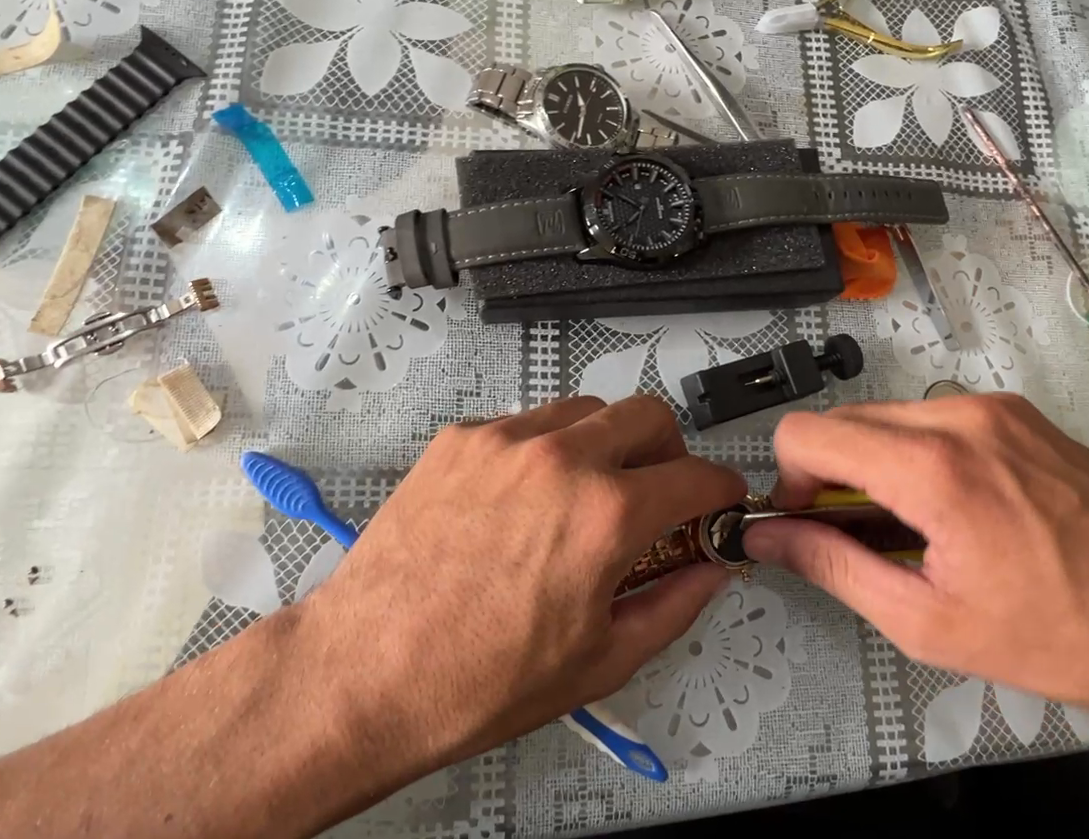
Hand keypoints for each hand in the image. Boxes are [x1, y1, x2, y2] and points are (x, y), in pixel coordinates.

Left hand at [300, 395, 744, 766]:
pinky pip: (524, 423)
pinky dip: (545, 448)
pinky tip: (527, 497)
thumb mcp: (601, 661)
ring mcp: (502, 442)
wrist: (368, 671)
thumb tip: (708, 573)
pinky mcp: (458, 441)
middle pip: (647, 414)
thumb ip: (674, 605)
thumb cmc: (475, 679)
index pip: (695, 476)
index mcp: (604, 515)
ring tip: (589, 494)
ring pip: (585, 409)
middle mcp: (557, 461)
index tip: (718, 501)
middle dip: (669, 450)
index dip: (720, 490)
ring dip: (606, 443)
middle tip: (659, 492)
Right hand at [741, 393, 1088, 736]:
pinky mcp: (1025, 417)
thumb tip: (770, 538)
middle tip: (856, 534)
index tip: (808, 520)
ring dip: (875, 464)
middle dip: (829, 473)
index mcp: (934, 468)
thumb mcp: (926, 622)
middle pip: (843, 420)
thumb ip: (831, 566)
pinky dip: (920, 455)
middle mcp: (964, 419)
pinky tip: (955, 511)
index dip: (789, 479)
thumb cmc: (1067, 637)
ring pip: (889, 418)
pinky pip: (938, 420)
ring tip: (913, 529)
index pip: (806, 433)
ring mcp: (1000, 412)